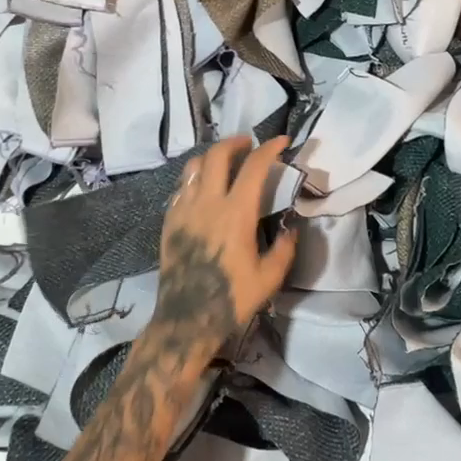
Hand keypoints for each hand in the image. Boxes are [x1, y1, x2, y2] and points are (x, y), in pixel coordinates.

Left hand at [144, 136, 297, 361]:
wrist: (187, 319)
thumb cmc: (232, 299)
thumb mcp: (270, 277)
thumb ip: (285, 248)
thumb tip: (291, 227)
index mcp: (236, 213)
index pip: (254, 166)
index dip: (269, 148)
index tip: (282, 141)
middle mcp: (208, 203)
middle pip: (217, 155)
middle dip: (235, 142)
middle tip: (249, 144)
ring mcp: (184, 210)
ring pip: (193, 166)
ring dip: (212, 156)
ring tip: (224, 161)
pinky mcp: (169, 221)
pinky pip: (181, 187)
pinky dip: (194, 178)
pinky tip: (203, 187)